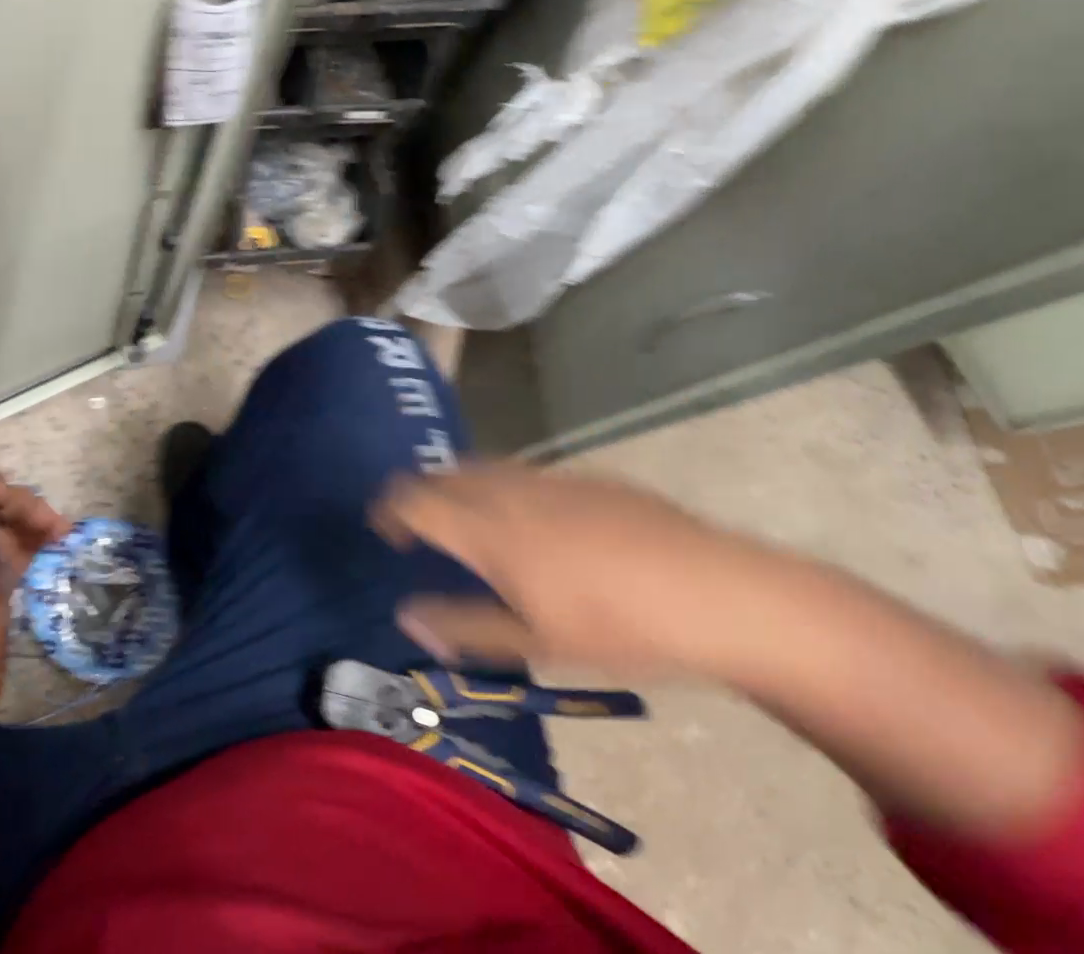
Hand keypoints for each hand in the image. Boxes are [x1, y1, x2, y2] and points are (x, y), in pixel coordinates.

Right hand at [371, 464, 816, 679]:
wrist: (727, 598)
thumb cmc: (620, 629)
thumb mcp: (534, 641)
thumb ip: (463, 627)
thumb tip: (406, 617)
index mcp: (490, 528)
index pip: (416, 499)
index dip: (389, 509)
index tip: (382, 529)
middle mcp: (515, 490)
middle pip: (446, 473)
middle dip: (420, 492)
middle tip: (416, 525)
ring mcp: (558, 480)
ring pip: (488, 467)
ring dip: (462, 487)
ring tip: (467, 522)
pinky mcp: (596, 481)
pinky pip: (529, 474)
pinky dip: (506, 489)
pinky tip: (536, 526)